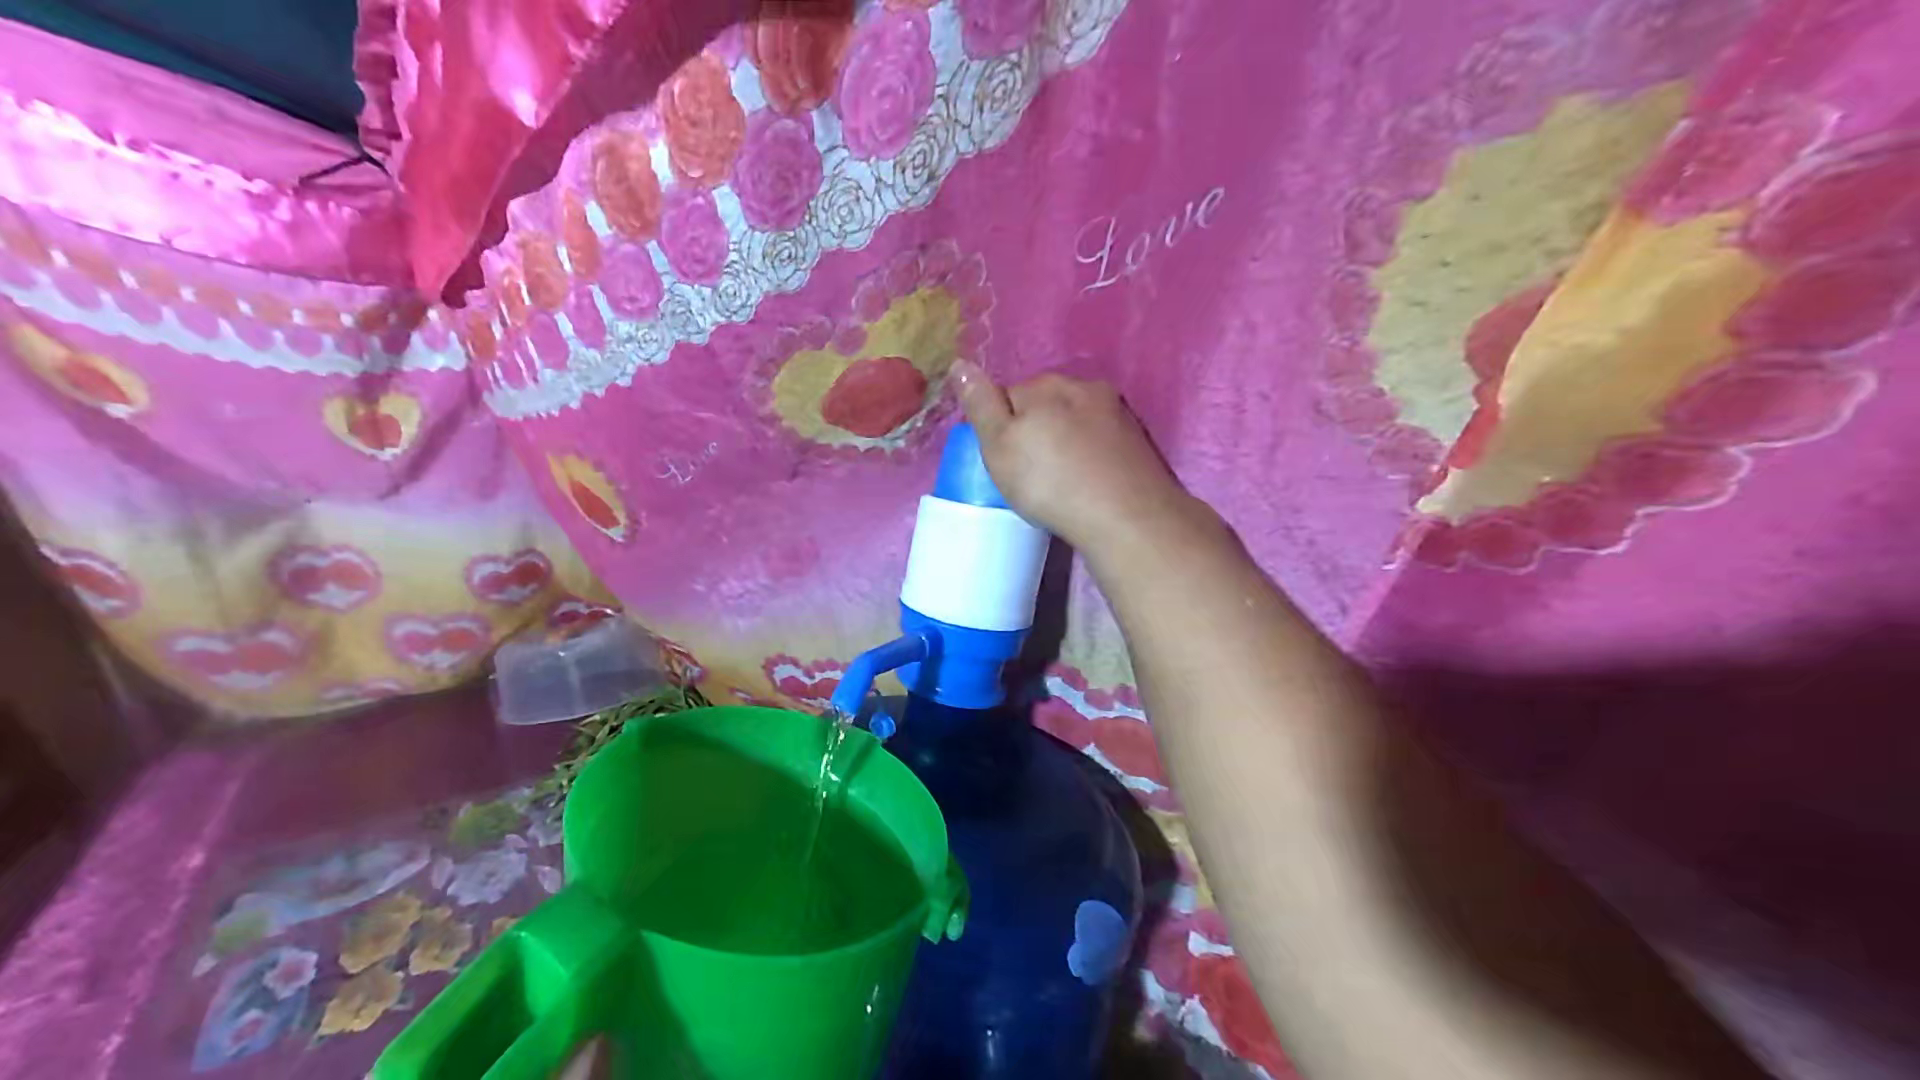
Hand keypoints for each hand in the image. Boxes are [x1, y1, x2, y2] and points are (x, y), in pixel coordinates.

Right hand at [952, 362, 1196, 554]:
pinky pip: (1101, 442)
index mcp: (1047, 385)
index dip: (1001, 429)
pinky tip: (1090, 483)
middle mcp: (1085, 388)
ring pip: (1076, 422)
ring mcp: (1118, 413)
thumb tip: (960, 363)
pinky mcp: (1138, 441)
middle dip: (1036, 431)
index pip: (1009, 396)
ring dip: (1066, 443)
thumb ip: (980, 404)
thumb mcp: (999, 445)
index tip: (1005, 461)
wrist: (1126, 517)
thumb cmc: (1050, 483)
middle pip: (1046, 406)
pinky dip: (1091, 456)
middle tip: (1031, 475)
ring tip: (1063, 482)